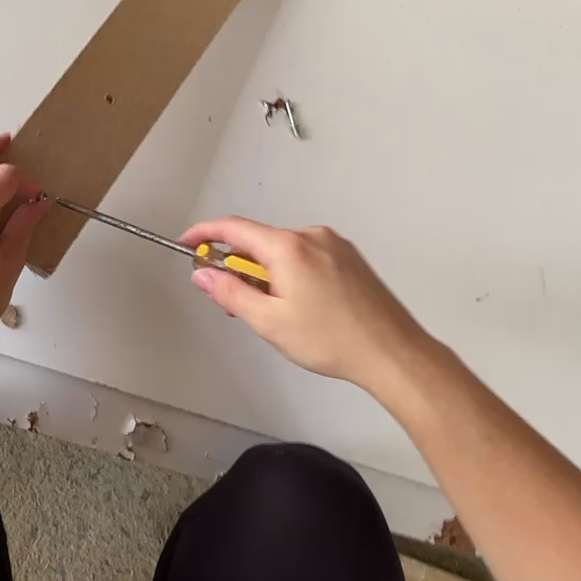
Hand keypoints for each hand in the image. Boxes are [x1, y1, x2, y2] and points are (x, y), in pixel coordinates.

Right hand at [179, 217, 439, 387]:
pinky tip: (297, 306)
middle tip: (231, 301)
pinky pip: (305, 255)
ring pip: (283, 250)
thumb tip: (203, 274)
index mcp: (289, 247)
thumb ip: (230, 293)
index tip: (188, 243)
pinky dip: (289, 273)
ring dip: (265, 273)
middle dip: (238, 266)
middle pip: (259, 240)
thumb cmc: (334, 340)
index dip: (205, 234)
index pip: (233, 228)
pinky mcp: (349, 258)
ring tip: (272, 314)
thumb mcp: (268, 321)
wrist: (392, 352)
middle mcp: (312, 236)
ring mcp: (334, 245)